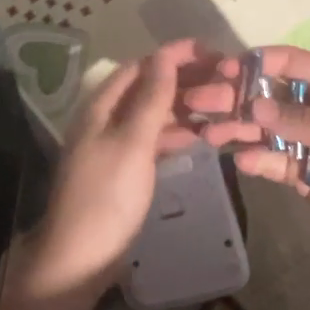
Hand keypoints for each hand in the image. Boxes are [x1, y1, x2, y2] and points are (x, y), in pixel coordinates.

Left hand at [10, 41, 208, 300]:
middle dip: (184, 80)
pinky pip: (153, 141)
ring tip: (224, 105)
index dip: (175, 56)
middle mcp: (105, 120)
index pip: (140, 67)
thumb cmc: (107, 197)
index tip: (214, 52)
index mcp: (101, 107)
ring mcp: (114, 147)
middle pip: (147, 88)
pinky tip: (204, 135)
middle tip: (228, 80)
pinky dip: (177, 134)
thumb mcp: (132, 144)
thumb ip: (151, 100)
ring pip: (153, 115)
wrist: (81, 257)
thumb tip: (165, 56)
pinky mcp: (124, 171)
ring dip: (185, 107)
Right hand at [189, 46, 309, 270]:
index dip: (261, 63)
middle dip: (237, 97)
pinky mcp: (306, 179)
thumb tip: (255, 105)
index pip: (295, 65)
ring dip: (238, 129)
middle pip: (272, 97)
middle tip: (200, 102)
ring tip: (211, 135)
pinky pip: (274, 164)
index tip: (226, 69)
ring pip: (266, 131)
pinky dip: (257, 161)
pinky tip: (242, 161)